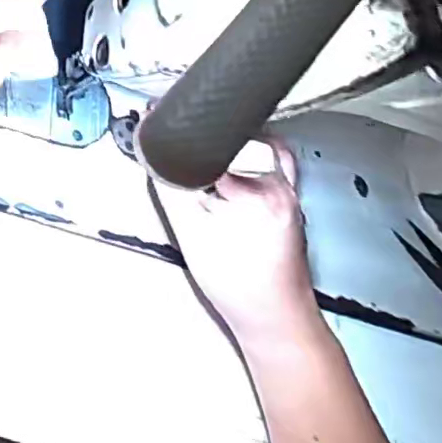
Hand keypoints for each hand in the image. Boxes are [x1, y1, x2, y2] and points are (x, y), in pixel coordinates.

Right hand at [158, 143, 320, 346]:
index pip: (209, 143)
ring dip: (221, 144)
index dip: (176, 134)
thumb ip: (167, 184)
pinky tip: (225, 166)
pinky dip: (246, 154)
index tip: (155, 123)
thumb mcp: (188, 230)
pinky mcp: (290, 202)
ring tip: (196, 159)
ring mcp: (290, 193)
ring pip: (253, 144)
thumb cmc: (240, 286)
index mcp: (259, 189)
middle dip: (196, 139)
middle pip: (232, 139)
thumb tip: (151, 154)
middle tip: (169, 142)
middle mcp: (281, 185)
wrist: (275, 319)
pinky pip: (271, 161)